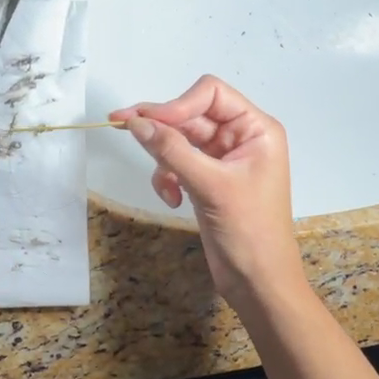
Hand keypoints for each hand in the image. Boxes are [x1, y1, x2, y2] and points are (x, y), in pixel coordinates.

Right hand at [112, 76, 302, 307]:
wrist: (259, 285)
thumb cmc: (249, 232)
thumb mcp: (210, 186)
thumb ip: (172, 151)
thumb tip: (135, 122)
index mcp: (256, 129)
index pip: (211, 94)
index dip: (179, 104)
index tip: (149, 122)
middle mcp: (240, 137)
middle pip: (190, 114)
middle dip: (162, 127)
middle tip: (119, 123)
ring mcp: (222, 159)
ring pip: (178, 139)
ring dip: (164, 159)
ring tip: (164, 184)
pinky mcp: (207, 179)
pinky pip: (177, 162)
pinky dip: (167, 177)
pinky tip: (172, 198)